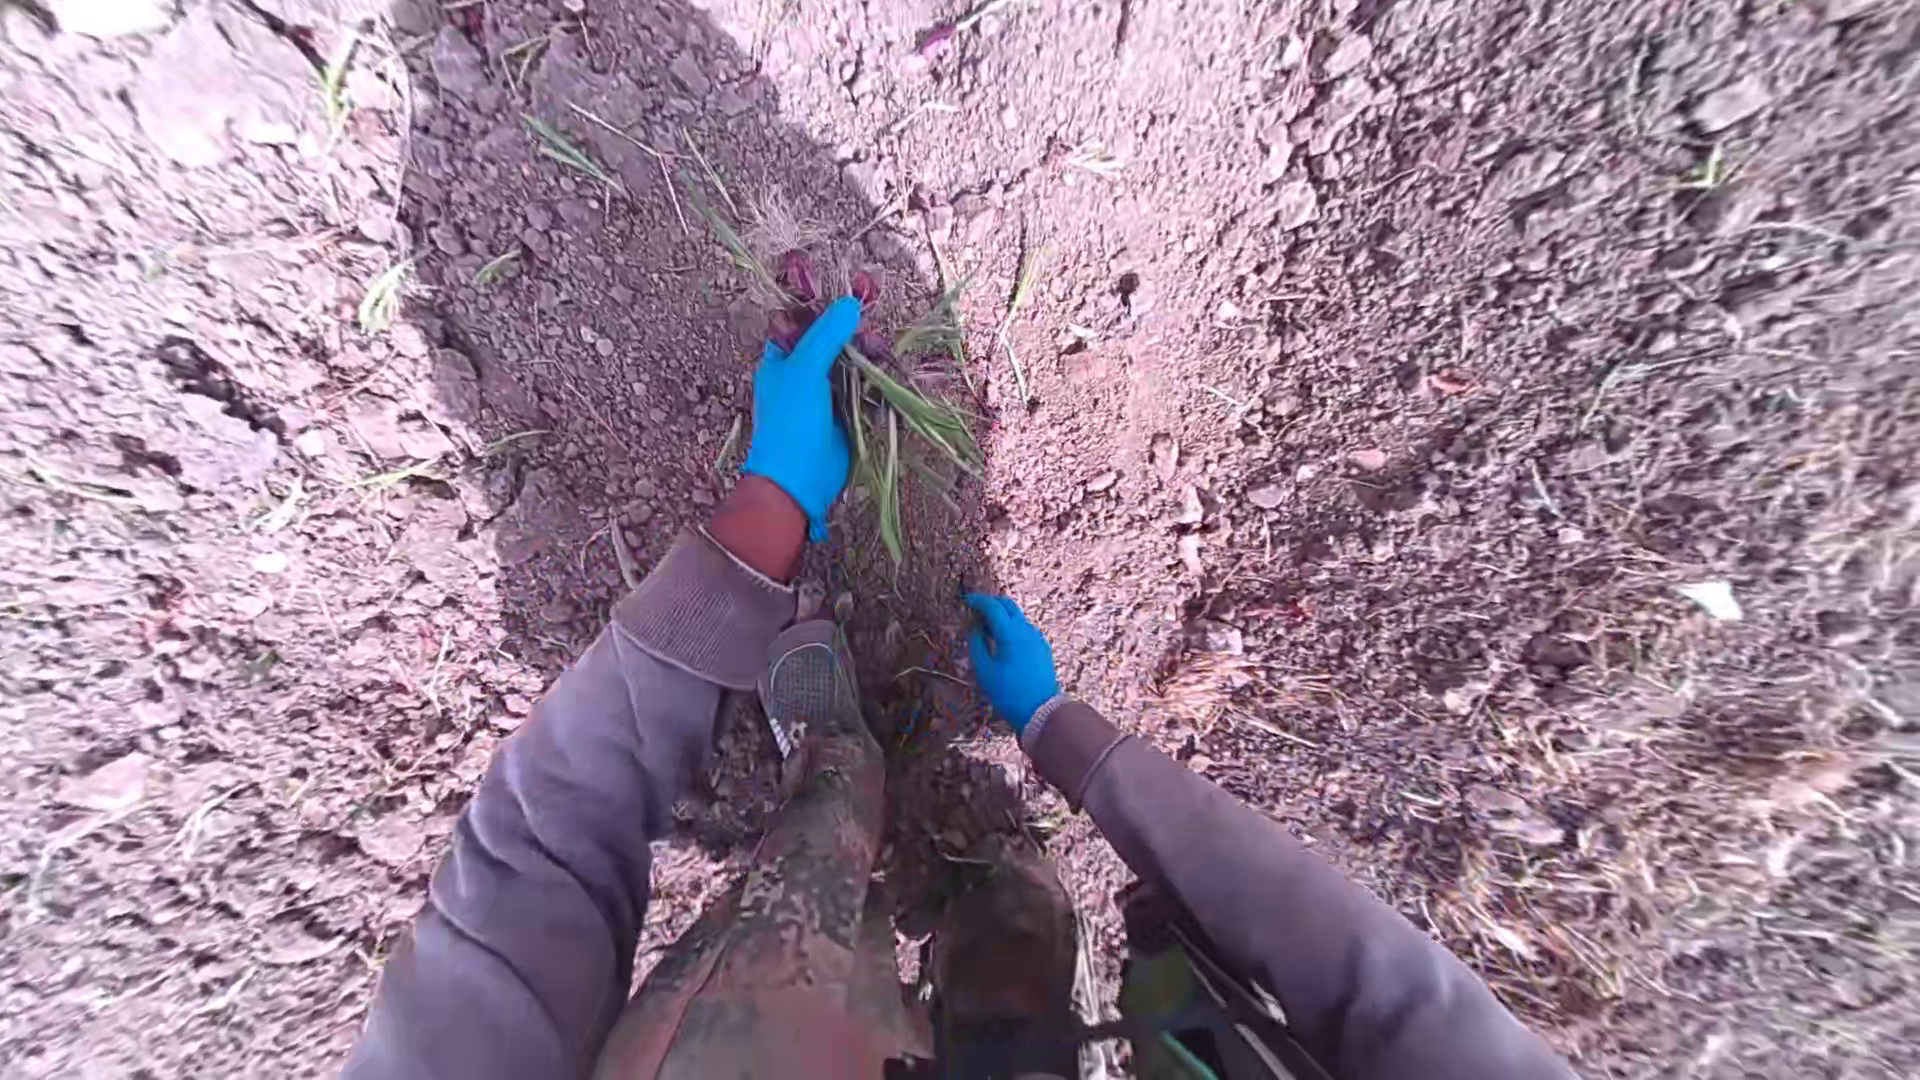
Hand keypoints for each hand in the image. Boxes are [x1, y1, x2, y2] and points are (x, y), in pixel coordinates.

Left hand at [742, 295, 860, 540]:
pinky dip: (878, 386)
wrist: (799, 478)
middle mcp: (805, 375)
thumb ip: (826, 336)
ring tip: (883, 354)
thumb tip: (850, 303)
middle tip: (874, 329)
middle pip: (835, 344)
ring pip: (854, 367)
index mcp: (784, 360)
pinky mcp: (848, 416)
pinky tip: (890, 376)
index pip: (805, 324)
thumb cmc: (790, 422)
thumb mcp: (803, 371)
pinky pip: (866, 393)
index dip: (827, 310)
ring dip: (870, 360)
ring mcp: (828, 397)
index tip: (856, 297)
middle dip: (856, 336)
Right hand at [964, 592, 1061, 732]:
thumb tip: (976, 629)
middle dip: (991, 603)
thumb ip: (977, 644)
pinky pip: (1023, 629)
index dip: (978, 601)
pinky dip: (1010, 627)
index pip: (993, 606)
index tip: (966, 601)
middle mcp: (1026, 630)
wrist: (1042, 711)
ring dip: (1001, 616)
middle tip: (976, 611)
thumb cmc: (1009, 693)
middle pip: (1008, 605)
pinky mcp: (1041, 647)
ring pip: (1017, 617)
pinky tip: (1001, 642)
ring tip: (986, 629)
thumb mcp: (985, 671)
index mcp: (1011, 633)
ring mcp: (1036, 638)